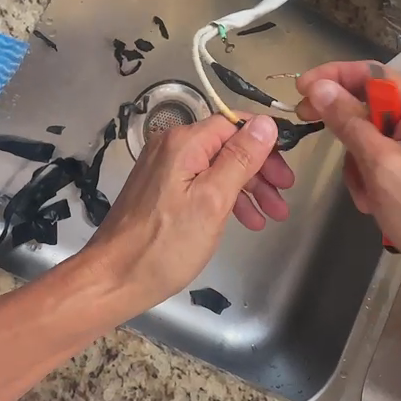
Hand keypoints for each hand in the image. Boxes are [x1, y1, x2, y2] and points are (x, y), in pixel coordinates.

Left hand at [78, 114, 295, 312]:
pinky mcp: (161, 189)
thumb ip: (241, 159)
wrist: (114, 278)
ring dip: (247, 187)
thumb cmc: (167, 242)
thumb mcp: (213, 200)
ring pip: (216, 166)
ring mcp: (164, 167)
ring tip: (272, 215)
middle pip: (226, 145)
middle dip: (259, 168)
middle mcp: (172, 145)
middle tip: (285, 195)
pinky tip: (244, 219)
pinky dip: (224, 198)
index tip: (286, 167)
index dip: (264, 142)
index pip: (234, 123)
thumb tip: (266, 122)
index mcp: (184, 141)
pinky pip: (201, 182)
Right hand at [296, 62, 400, 288]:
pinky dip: (373, 175)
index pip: (371, 73)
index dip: (333, 76)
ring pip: (374, 134)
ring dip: (359, 160)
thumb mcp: (380, 166)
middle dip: (347, 129)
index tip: (301, 89)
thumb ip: (348, 121)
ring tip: (366, 194)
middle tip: (310, 128)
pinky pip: (387, 156)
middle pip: (371, 104)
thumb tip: (319, 86)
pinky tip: (376, 202)